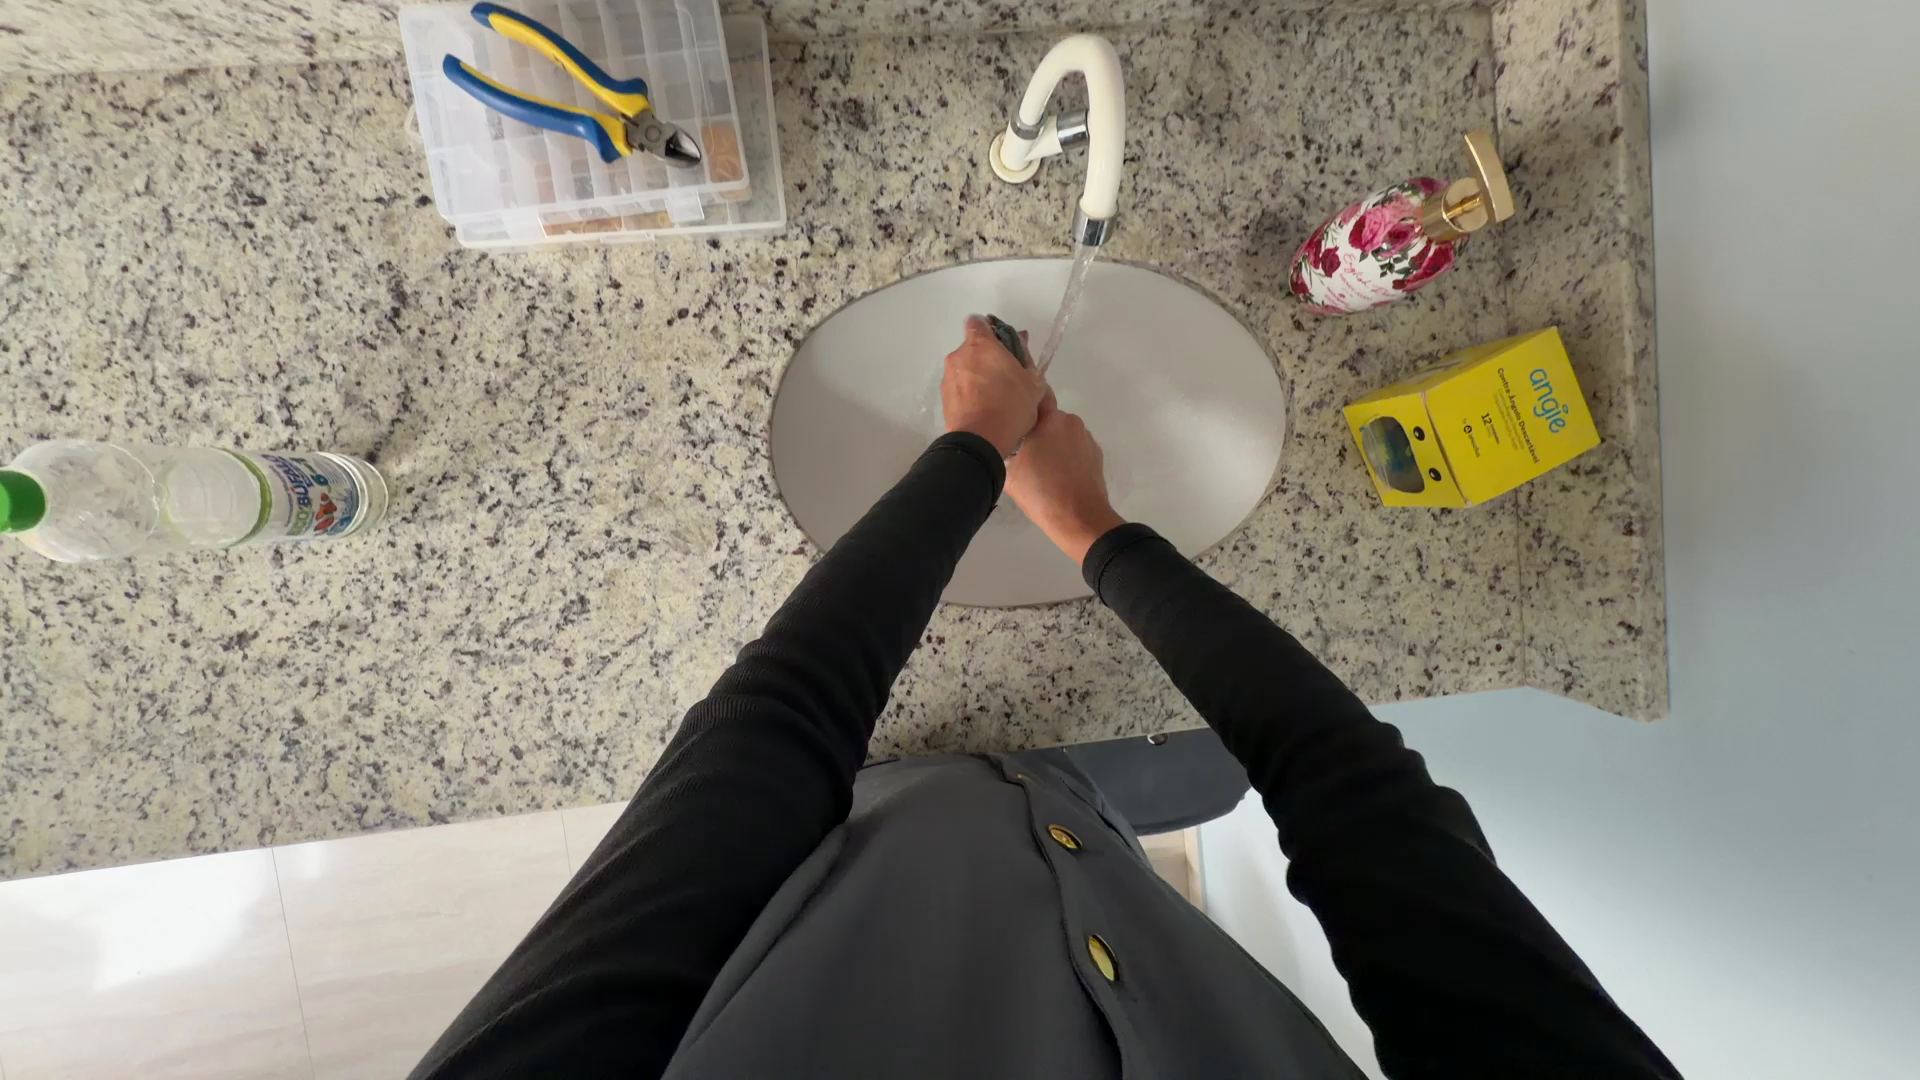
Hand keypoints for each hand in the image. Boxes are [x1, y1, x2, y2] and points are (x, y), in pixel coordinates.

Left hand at [942, 315, 1047, 456]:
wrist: (980, 440)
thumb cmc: (1010, 406)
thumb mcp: (1032, 383)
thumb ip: (1026, 359)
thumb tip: (1021, 342)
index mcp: (981, 345)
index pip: (978, 322)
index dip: (990, 331)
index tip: (1002, 346)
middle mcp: (960, 356)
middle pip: (972, 348)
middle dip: (986, 358)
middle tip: (1004, 376)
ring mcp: (949, 377)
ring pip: (965, 369)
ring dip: (976, 377)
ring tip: (994, 398)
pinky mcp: (944, 398)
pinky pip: (959, 388)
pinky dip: (969, 394)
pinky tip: (983, 409)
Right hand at [1005, 401, 1126, 563]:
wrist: (1079, 518)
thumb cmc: (1040, 493)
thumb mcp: (1010, 472)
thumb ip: (1006, 448)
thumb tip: (1005, 441)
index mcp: (1047, 420)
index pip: (1036, 394)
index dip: (1025, 400)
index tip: (1015, 412)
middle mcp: (1069, 421)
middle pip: (1049, 416)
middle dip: (1038, 428)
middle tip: (1025, 448)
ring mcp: (1086, 437)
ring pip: (1063, 431)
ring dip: (1053, 441)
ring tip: (1043, 466)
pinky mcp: (1096, 453)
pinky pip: (1076, 446)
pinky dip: (1067, 454)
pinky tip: (1060, 473)